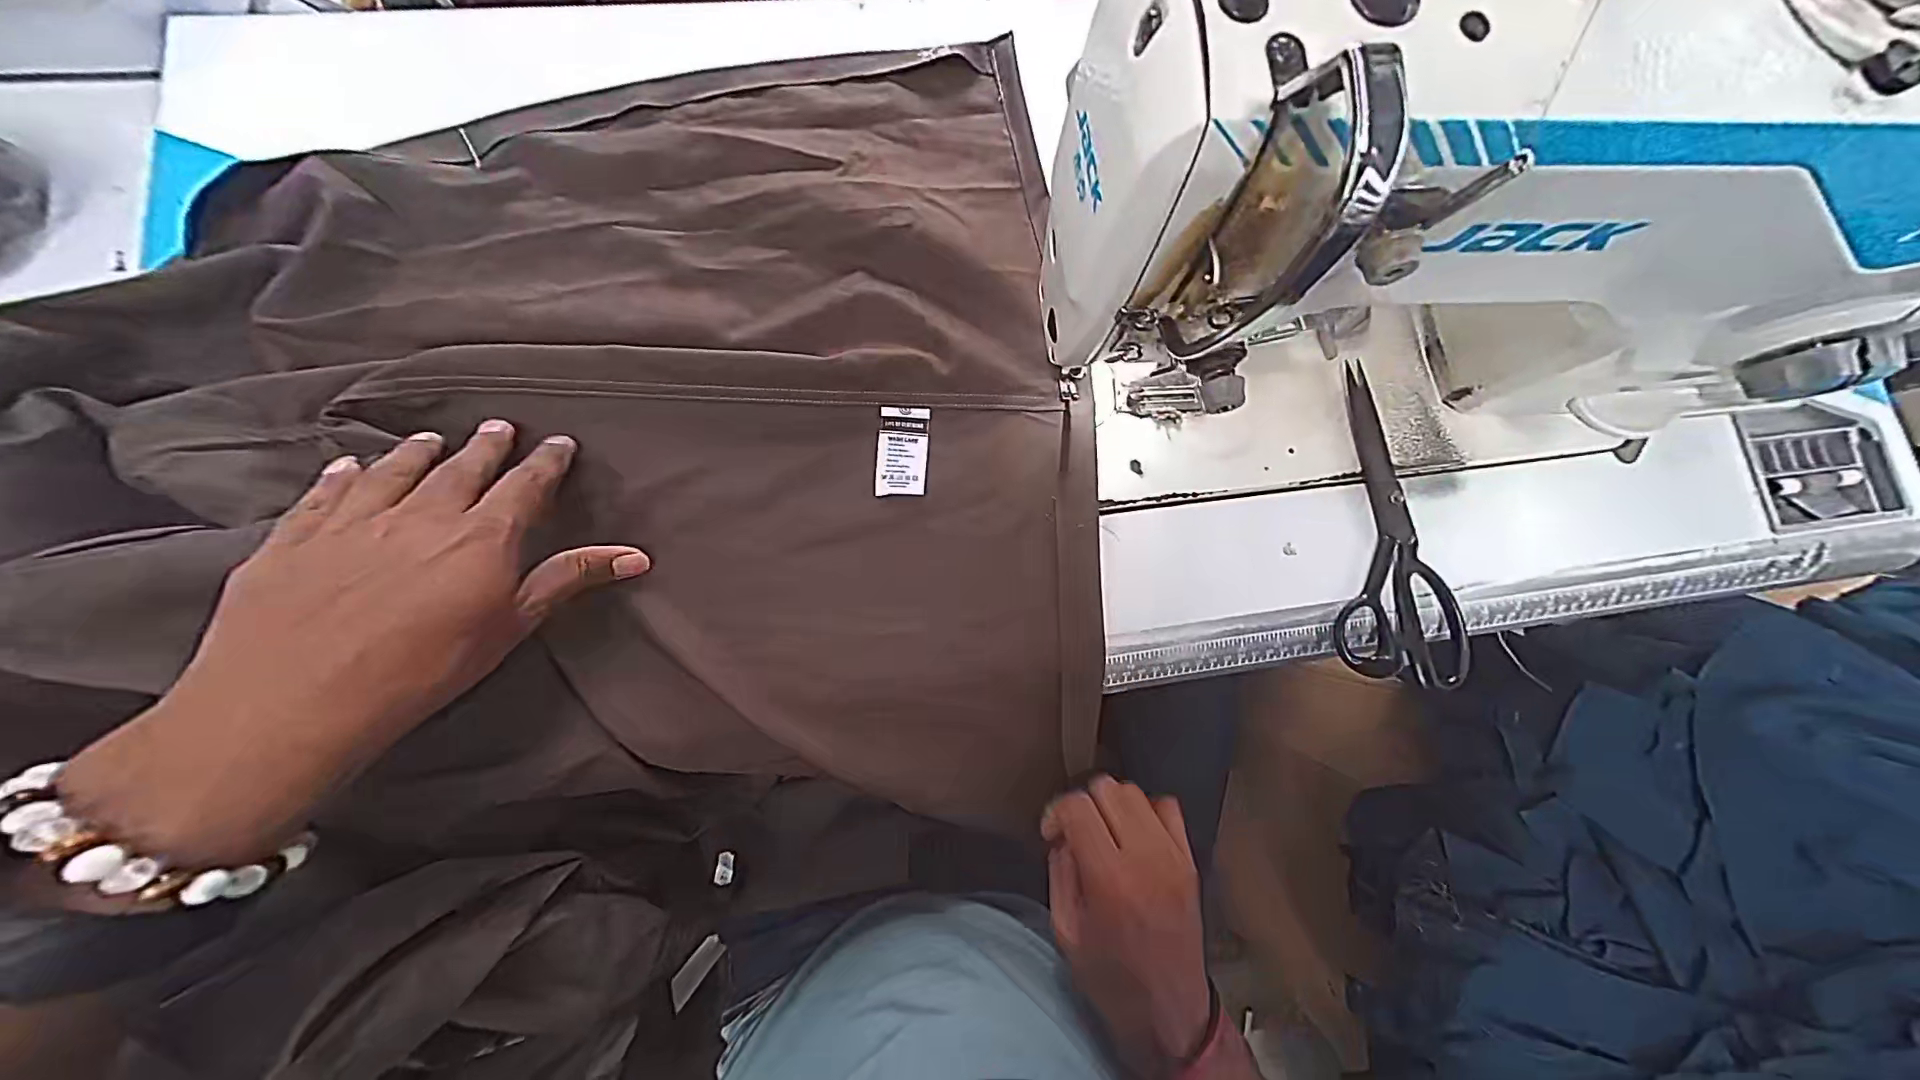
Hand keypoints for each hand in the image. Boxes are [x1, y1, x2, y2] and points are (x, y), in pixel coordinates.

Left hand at [58, 421, 648, 865]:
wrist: (296, 699)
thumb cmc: (426, 667)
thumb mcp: (512, 624)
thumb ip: (569, 579)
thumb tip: (637, 556)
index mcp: (481, 537)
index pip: (524, 486)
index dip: (545, 462)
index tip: (559, 443)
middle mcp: (422, 515)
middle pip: (462, 469)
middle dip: (486, 447)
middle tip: (499, 427)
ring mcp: (355, 522)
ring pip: (395, 471)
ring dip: (418, 451)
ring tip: (433, 437)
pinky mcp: (296, 537)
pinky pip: (325, 492)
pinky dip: (342, 474)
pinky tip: (349, 464)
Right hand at [1044, 775, 1212, 1076]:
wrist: (1169, 1011)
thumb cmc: (1113, 979)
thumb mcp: (1067, 929)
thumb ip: (1060, 871)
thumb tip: (1062, 835)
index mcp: (1110, 879)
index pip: (1077, 806)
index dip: (1056, 812)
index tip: (1052, 831)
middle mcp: (1146, 859)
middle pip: (1106, 788)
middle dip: (1083, 804)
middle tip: (1076, 831)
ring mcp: (1174, 857)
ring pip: (1134, 792)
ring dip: (1111, 804)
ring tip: (1104, 832)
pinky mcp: (1190, 861)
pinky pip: (1167, 807)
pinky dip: (1146, 811)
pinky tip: (1134, 833)